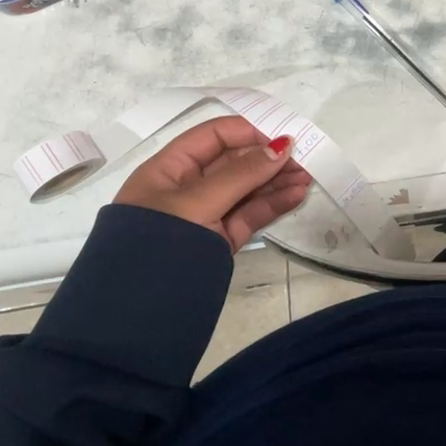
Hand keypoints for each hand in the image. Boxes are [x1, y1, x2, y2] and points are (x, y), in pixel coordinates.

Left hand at [114, 117, 311, 249]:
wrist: (138, 314)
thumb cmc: (160, 241)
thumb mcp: (197, 202)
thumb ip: (242, 173)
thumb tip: (283, 145)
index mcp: (168, 170)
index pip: (212, 136)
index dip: (247, 132)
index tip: (281, 138)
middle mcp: (186, 188)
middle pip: (234, 161)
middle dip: (269, 158)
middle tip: (304, 158)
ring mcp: (204, 215)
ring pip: (246, 189)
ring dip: (277, 181)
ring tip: (308, 177)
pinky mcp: (220, 240)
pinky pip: (250, 214)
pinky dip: (273, 204)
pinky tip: (296, 196)